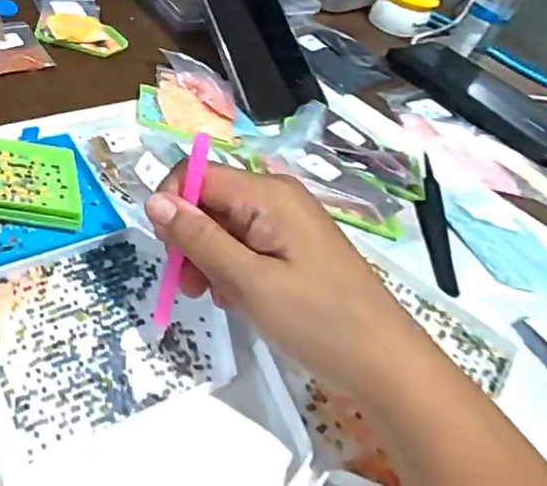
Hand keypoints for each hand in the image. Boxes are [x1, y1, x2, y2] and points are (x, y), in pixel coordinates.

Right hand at [145, 162, 439, 399]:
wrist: (394, 373)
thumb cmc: (320, 322)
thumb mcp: (248, 281)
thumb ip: (197, 237)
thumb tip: (152, 200)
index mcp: (267, 194)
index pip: (196, 173)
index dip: (172, 203)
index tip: (167, 248)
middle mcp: (276, 196)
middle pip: (208, 199)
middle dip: (189, 236)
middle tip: (188, 285)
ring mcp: (288, 220)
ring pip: (223, 223)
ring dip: (207, 255)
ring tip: (212, 297)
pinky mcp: (295, 245)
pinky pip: (245, 241)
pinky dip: (230, 265)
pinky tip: (235, 297)